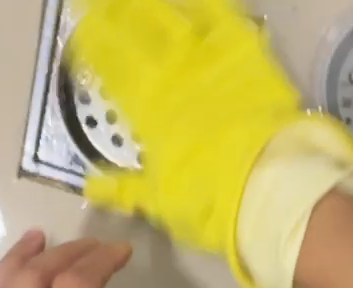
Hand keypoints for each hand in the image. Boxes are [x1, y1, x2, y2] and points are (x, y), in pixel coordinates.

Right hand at [68, 0, 352, 287]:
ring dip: (154, 7)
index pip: (111, 66)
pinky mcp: (248, 56)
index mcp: (147, 109)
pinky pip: (222, 17)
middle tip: (103, 3)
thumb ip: (124, 189)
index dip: (94, 44)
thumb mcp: (162, 203)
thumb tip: (90, 187)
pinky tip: (196, 1)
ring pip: (174, 16)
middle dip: (117, 14)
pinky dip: (207, 6)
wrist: (271, 190)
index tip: (82, 30)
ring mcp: (211, 60)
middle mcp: (173, 75)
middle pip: (137, 31)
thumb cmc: (211, 202)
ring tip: (142, 2)